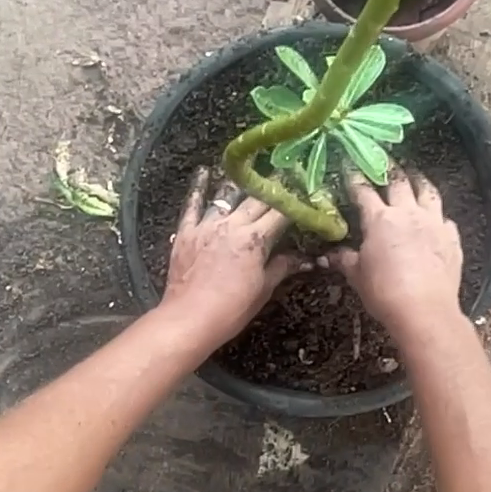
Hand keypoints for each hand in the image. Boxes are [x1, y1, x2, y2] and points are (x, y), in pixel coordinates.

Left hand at [158, 170, 305, 345]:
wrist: (189, 319)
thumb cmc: (230, 310)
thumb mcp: (262, 290)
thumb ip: (282, 268)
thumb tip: (303, 259)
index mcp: (256, 240)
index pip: (281, 213)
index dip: (295, 201)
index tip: (304, 192)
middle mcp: (233, 225)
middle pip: (257, 199)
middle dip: (273, 187)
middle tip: (285, 175)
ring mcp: (207, 225)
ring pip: (227, 195)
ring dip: (241, 184)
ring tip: (252, 172)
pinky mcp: (186, 232)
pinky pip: (192, 204)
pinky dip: (198, 187)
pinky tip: (203, 172)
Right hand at [324, 169, 462, 342]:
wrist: (424, 310)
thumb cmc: (385, 292)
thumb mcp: (357, 276)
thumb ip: (345, 260)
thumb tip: (330, 255)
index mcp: (380, 219)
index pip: (364, 191)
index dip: (354, 178)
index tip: (349, 166)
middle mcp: (408, 214)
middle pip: (399, 181)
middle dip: (389, 168)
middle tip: (384, 160)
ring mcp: (434, 223)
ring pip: (428, 192)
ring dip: (420, 181)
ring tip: (415, 175)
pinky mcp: (452, 239)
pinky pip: (446, 218)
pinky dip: (439, 215)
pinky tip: (437, 218)